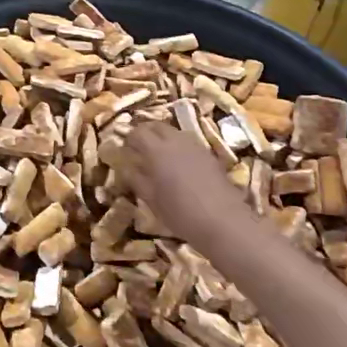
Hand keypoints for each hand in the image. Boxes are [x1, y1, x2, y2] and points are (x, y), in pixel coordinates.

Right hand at [121, 123, 255, 250]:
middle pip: (156, 125)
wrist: (222, 221)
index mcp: (156, 150)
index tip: (124, 150)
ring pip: (173, 131)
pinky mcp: (209, 154)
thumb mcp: (151, 199)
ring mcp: (195, 145)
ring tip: (158, 155)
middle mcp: (175, 141)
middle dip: (145, 132)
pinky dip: (178, 145)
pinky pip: (187, 141)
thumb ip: (136, 178)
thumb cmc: (180, 212)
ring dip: (162, 137)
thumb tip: (126, 166)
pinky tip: (178, 164)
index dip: (129, 138)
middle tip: (139, 148)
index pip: (138, 132)